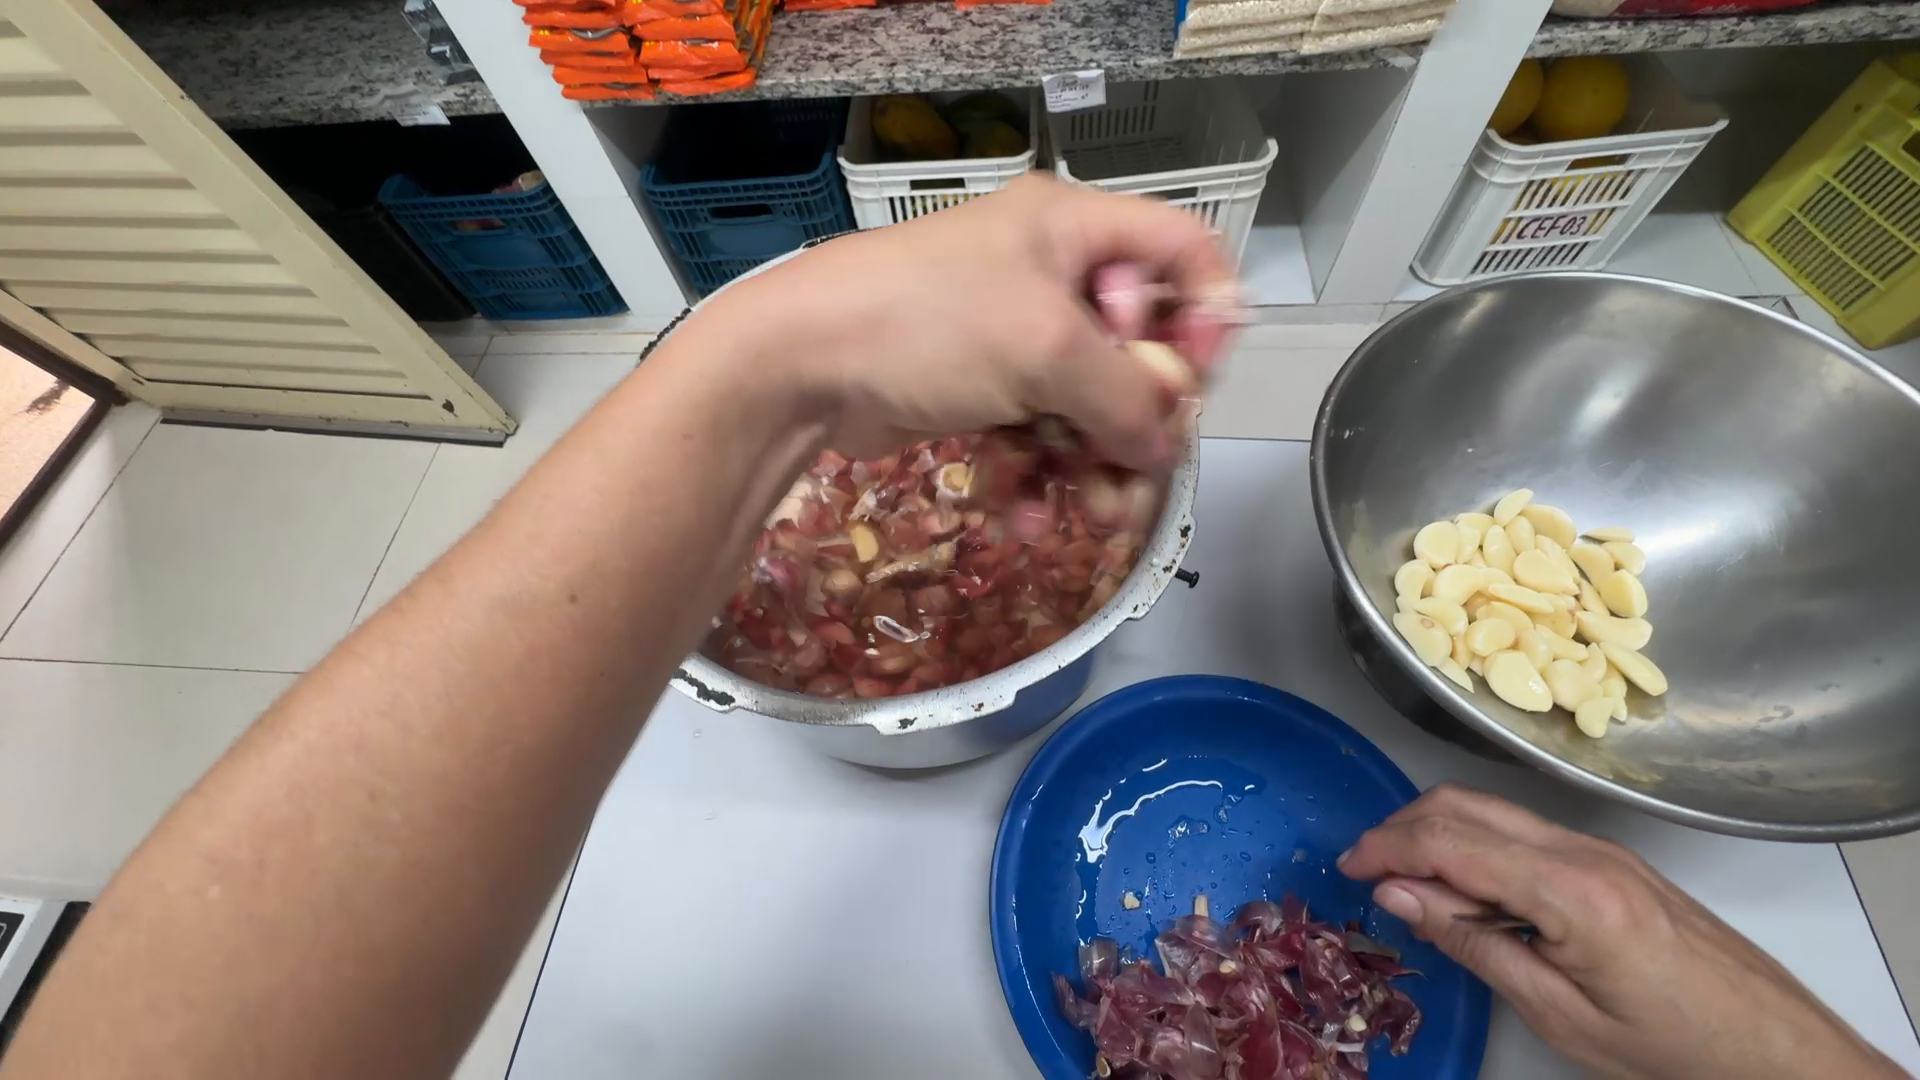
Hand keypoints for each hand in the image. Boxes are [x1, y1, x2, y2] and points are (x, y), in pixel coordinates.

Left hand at [675, 174, 1239, 470]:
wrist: (804, 366)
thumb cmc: (931, 325)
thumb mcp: (1046, 350)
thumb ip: (1126, 397)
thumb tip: (1167, 448)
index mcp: (1074, 232)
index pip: (1180, 251)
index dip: (1206, 315)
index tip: (1196, 382)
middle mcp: (1048, 278)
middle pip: (1134, 348)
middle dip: (1140, 419)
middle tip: (1143, 476)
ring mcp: (1010, 337)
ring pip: (1083, 404)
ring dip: (1093, 464)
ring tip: (1097, 516)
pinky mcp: (978, 390)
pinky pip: (1032, 433)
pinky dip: (1036, 475)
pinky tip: (1026, 516)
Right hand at [1338, 785, 1905, 1079]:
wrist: (1795, 1063)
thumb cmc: (1677, 1053)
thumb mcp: (1560, 1014)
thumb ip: (1470, 941)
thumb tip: (1395, 894)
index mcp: (1569, 891)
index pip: (1447, 842)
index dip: (1385, 848)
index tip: (1346, 868)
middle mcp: (1580, 849)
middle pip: (1460, 805)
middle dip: (1400, 827)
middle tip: (1368, 868)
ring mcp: (1597, 846)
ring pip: (1485, 807)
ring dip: (1432, 829)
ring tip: (1407, 879)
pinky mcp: (1607, 856)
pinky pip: (1516, 828)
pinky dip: (1471, 841)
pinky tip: (1464, 885)